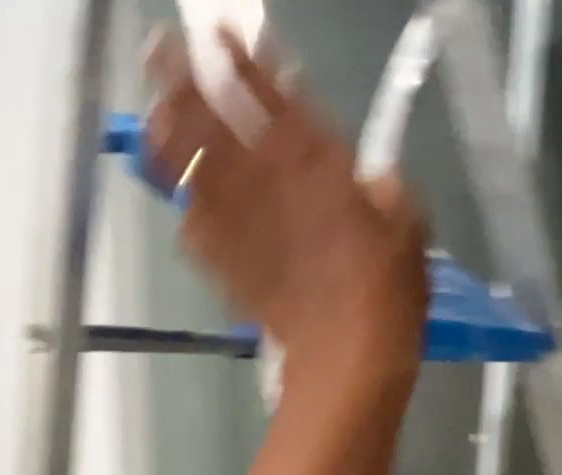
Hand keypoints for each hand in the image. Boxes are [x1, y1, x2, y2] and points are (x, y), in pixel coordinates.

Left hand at [146, 26, 427, 420]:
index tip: (220, 32)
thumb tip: (370, 180)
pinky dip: (186, 205)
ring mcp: (236, 218)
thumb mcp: (406, 226)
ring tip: (156, 113)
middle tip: (161, 52)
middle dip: (180, 76)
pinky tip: (186, 199)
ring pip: (186, 162)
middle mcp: (264, 175)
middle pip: (207, 113)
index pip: (267, 90)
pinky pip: (191, 222)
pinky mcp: (222, 260)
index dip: (241, 56)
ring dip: (167, 131)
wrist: (344, 355)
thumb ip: (383, 191)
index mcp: (314, 157)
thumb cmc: (386, 289)